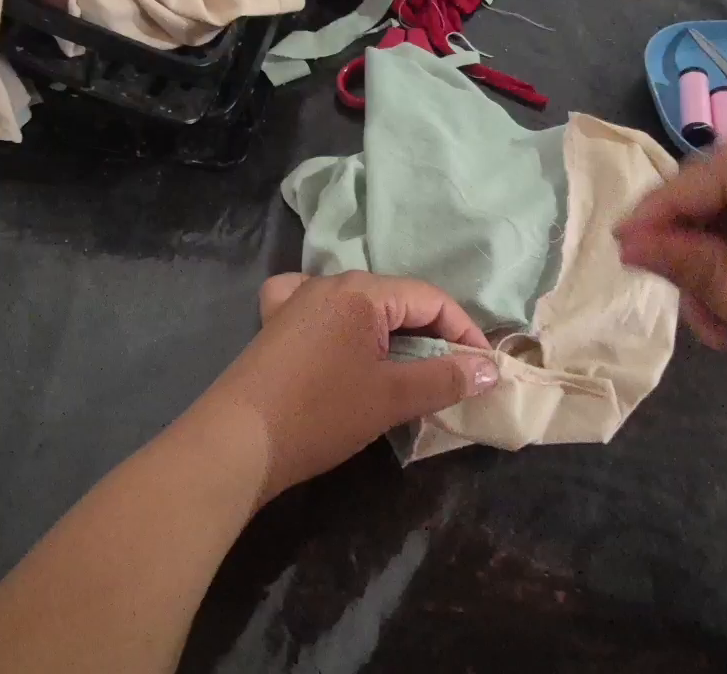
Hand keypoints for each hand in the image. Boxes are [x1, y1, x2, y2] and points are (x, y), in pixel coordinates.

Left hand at [192, 271, 499, 502]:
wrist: (234, 444)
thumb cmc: (320, 414)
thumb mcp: (392, 397)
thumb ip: (446, 378)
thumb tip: (491, 367)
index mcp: (361, 291)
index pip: (431, 299)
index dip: (465, 331)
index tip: (485, 368)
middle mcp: (329, 283)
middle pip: (397, 300)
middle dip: (431, 335)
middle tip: (453, 374)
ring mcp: (297, 300)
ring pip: (361, 306)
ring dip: (392, 334)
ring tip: (410, 368)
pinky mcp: (275, 323)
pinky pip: (319, 308)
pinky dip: (342, 323)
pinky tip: (341, 338)